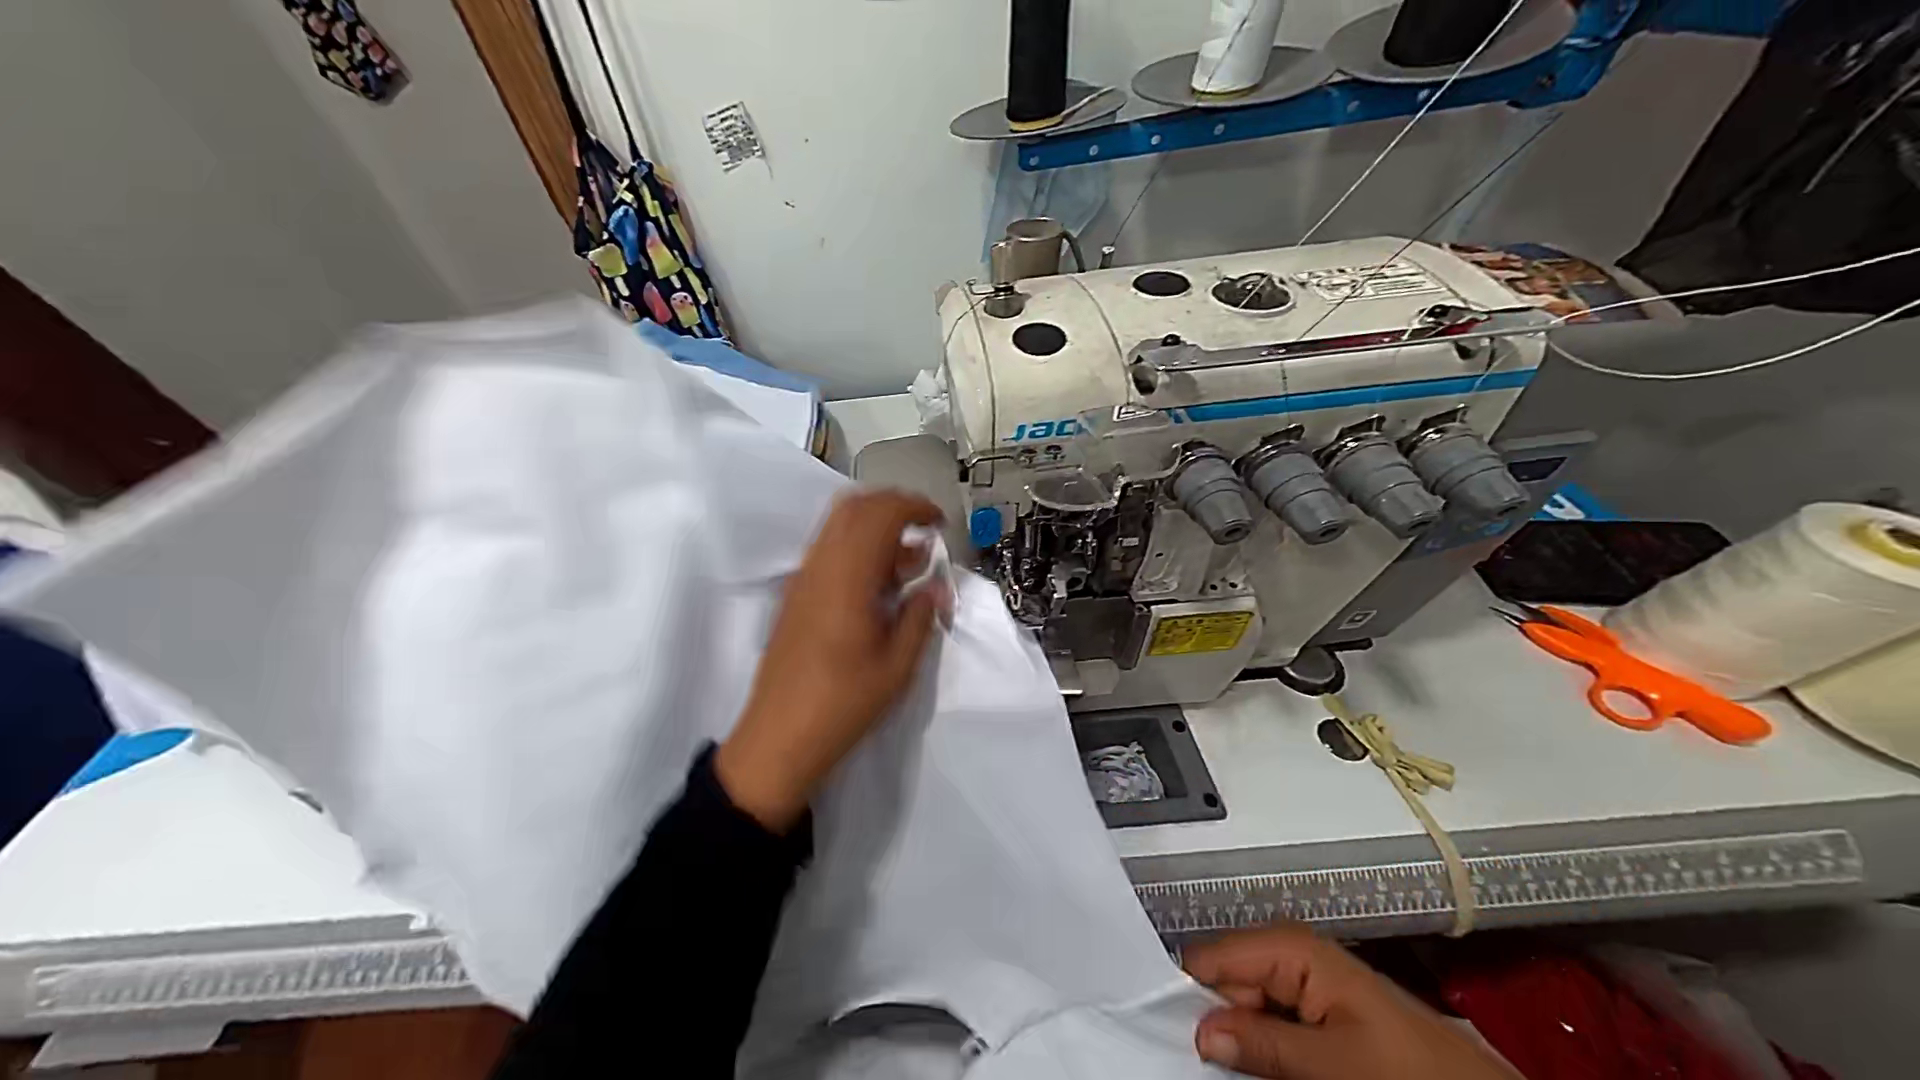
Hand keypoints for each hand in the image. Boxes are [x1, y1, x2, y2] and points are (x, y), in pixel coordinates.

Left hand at [715, 489, 947, 831]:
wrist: (778, 738)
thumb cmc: (843, 705)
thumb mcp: (897, 667)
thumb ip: (919, 618)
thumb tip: (935, 587)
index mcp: (847, 579)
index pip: (880, 514)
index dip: (914, 507)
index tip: (939, 523)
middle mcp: (820, 567)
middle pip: (854, 507)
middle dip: (894, 507)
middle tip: (924, 532)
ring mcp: (802, 579)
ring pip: (837, 526)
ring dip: (874, 527)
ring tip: (906, 564)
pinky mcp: (794, 595)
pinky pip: (827, 550)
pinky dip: (856, 547)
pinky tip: (877, 585)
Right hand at [1185, 923, 1516, 1079]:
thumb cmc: (1415, 1070)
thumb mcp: (1336, 1063)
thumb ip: (1266, 1044)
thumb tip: (1201, 1032)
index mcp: (1290, 947)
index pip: (1209, 959)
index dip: (1191, 996)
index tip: (1179, 1036)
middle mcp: (1288, 953)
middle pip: (1222, 983)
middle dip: (1220, 1021)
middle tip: (1226, 1064)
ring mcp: (1298, 980)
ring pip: (1240, 1006)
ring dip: (1240, 1036)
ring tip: (1258, 1067)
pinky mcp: (1308, 1006)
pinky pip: (1264, 1020)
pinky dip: (1260, 1044)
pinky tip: (1272, 1065)